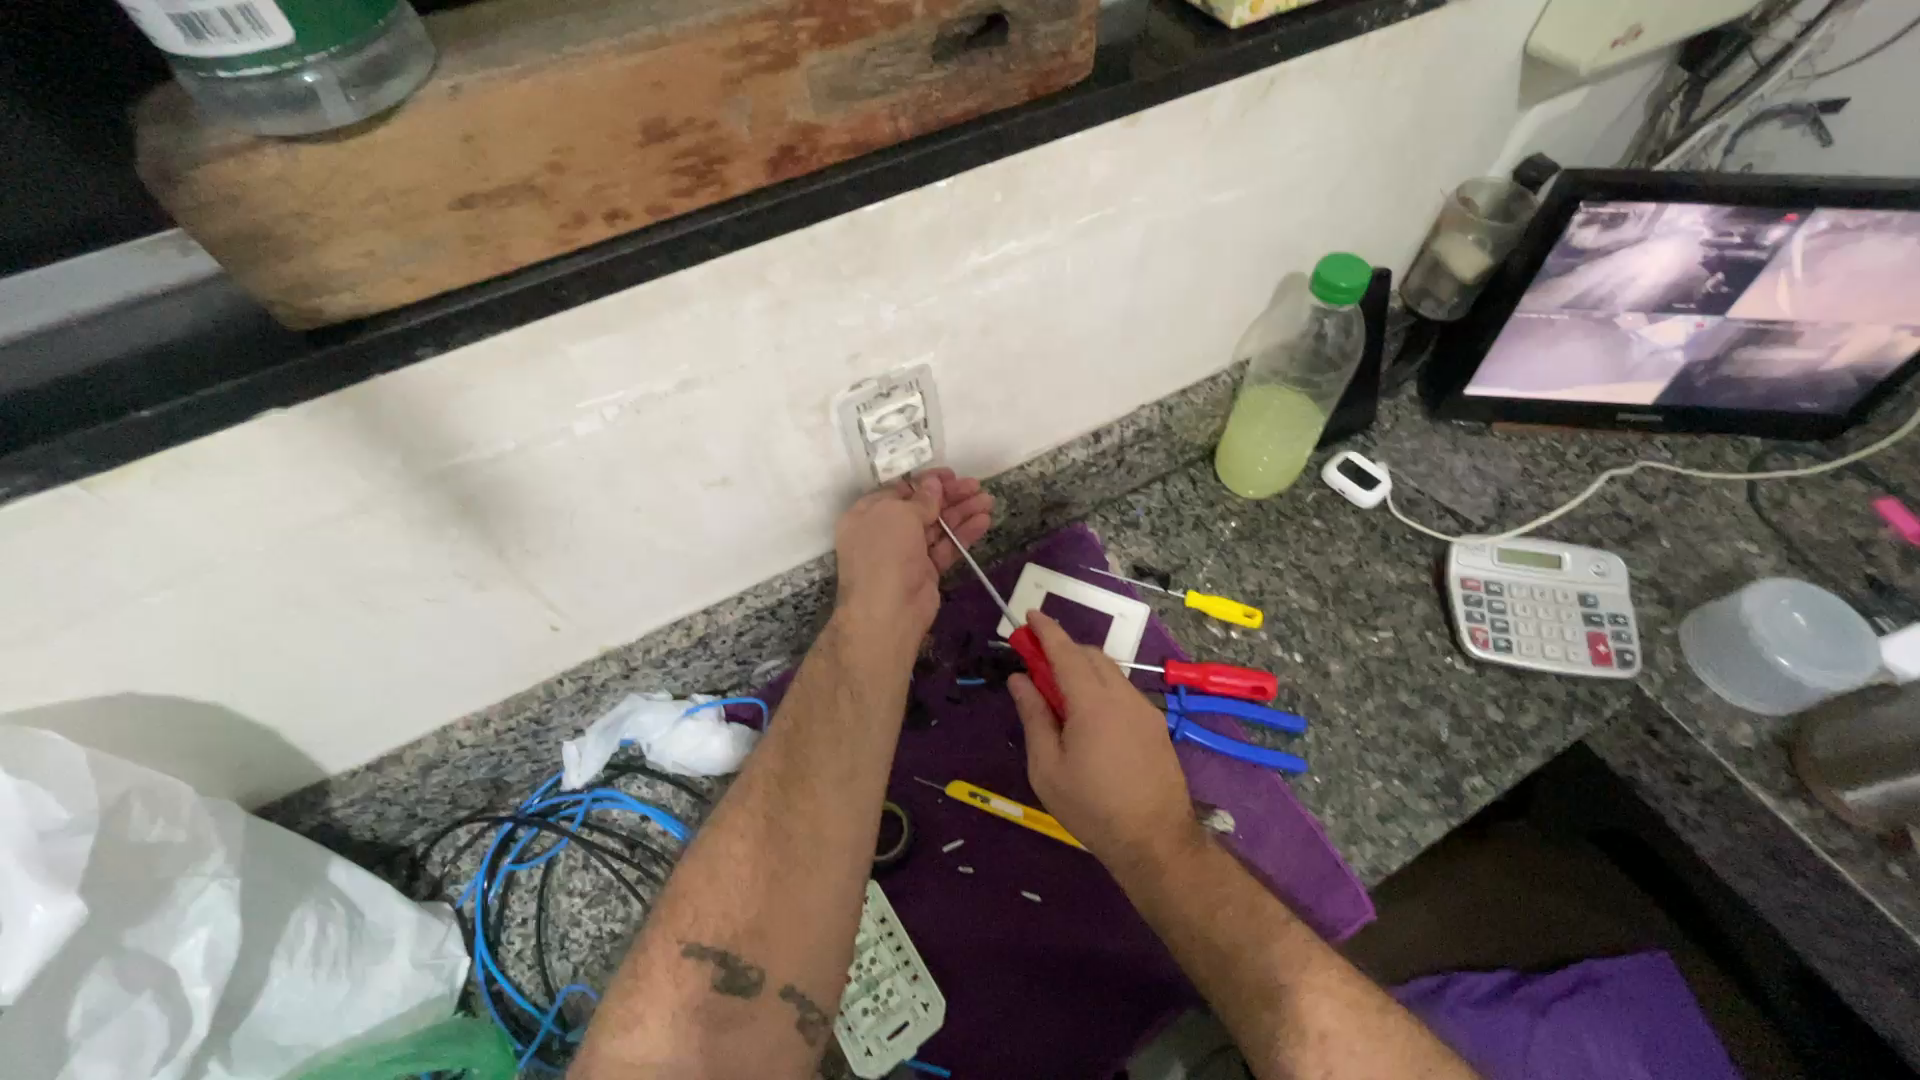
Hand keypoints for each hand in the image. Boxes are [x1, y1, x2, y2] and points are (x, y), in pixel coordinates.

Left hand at [833, 468, 992, 638]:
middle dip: (949, 496)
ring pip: (937, 527)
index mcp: (866, 515)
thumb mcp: (898, 515)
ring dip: (962, 513)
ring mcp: (905, 554)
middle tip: (976, 486)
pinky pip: (946, 547)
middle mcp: (884, 533)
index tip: (950, 475)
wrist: (887, 612)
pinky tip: (983, 521)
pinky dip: (963, 534)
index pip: (898, 491)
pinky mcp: (925, 572)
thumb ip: (921, 499)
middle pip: (921, 508)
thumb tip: (933, 484)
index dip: (924, 482)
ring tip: (988, 501)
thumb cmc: (884, 554)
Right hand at [1008, 612, 1200, 872]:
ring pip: (1110, 673)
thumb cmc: (1091, 808)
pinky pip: (1123, 692)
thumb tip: (1020, 680)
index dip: (1046, 630)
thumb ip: (1034, 716)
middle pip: (1091, 656)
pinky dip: (1101, 688)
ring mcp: (1144, 710)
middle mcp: (1122, 696)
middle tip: (1037, 665)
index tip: (1029, 616)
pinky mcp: (1156, 726)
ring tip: (1060, 697)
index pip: (1066, 652)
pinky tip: (1088, 719)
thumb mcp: (1047, 767)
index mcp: (1092, 703)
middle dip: (1063, 649)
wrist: (1155, 840)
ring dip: (1083, 669)